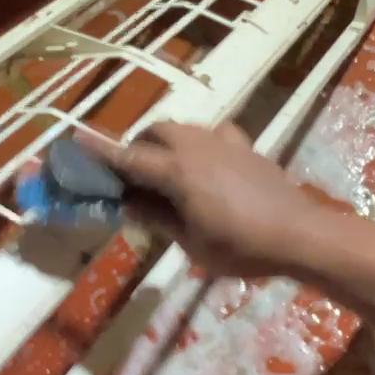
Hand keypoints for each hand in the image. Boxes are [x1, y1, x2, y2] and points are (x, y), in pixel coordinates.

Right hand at [86, 123, 323, 278]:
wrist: (300, 234)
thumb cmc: (241, 247)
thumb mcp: (191, 243)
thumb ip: (158, 218)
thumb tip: (129, 204)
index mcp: (177, 171)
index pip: (129, 157)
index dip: (100, 150)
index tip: (75, 138)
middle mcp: (196, 146)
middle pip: (156, 131)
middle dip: (138, 144)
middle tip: (132, 173)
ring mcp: (224, 141)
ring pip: (184, 127)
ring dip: (166, 141)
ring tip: (166, 169)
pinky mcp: (245, 145)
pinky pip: (213, 133)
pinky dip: (199, 142)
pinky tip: (206, 163)